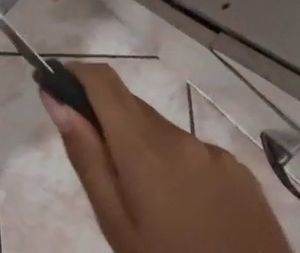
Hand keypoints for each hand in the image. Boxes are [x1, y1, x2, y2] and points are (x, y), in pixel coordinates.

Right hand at [45, 64, 291, 252]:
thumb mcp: (116, 223)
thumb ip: (85, 156)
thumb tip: (55, 99)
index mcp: (145, 147)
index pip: (103, 80)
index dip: (77, 76)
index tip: (59, 92)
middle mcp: (181, 137)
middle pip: (131, 107)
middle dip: (110, 125)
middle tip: (107, 178)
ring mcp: (217, 154)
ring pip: (163, 133)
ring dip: (146, 150)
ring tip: (154, 207)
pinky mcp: (243, 173)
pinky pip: (195, 154)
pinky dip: (179, 167)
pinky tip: (190, 212)